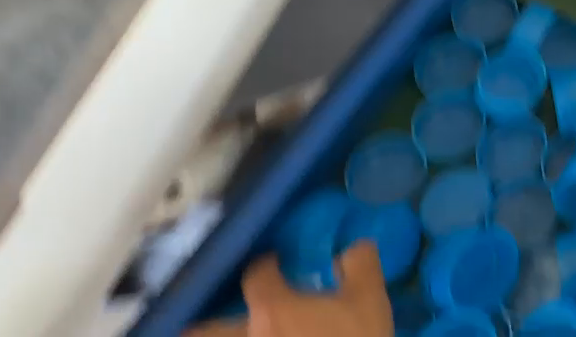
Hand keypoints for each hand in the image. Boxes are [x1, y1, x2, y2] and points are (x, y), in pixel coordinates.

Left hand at [187, 242, 392, 336]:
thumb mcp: (370, 295)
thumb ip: (360, 261)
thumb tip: (350, 248)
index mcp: (273, 309)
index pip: (257, 278)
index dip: (265, 265)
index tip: (274, 261)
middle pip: (206, 330)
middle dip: (206, 324)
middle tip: (218, 316)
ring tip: (229, 335)